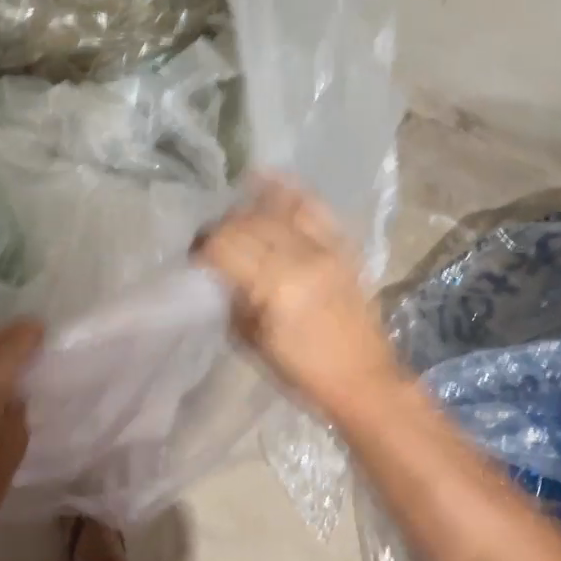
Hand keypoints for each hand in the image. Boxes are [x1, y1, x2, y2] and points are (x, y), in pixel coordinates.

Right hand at [193, 174, 405, 419]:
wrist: (365, 381)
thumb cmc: (300, 371)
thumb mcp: (250, 340)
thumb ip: (230, 298)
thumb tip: (214, 272)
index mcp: (274, 287)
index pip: (226, 246)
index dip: (204, 248)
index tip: (195, 257)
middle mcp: (301, 259)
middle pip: (247, 224)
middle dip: (223, 228)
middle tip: (212, 243)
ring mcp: (325, 250)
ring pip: (276, 211)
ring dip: (248, 212)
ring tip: (236, 221)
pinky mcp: (343, 248)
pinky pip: (313, 208)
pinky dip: (288, 191)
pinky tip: (265, 179)